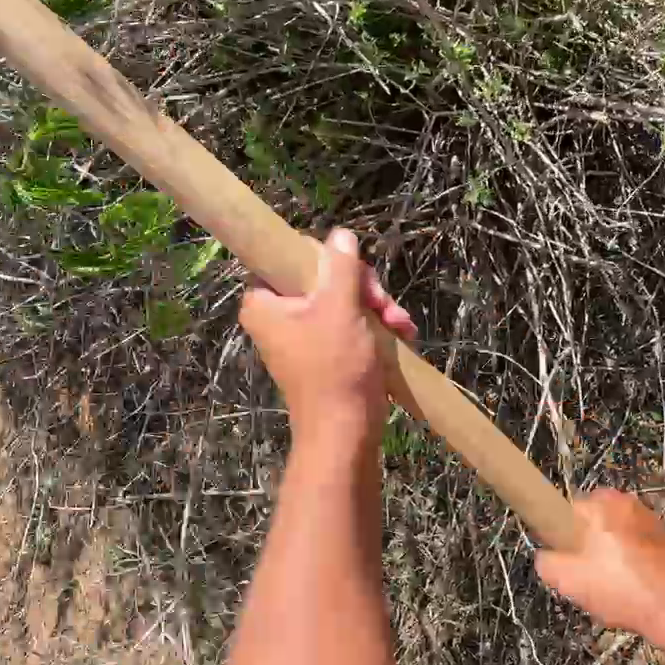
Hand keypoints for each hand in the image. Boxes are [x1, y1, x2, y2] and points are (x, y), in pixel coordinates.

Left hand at [239, 228, 416, 433]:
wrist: (346, 430)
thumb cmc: (334, 368)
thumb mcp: (340, 308)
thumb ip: (341, 266)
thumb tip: (341, 234)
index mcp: (264, 302)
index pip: (289, 257)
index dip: (325, 259)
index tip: (354, 274)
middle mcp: (279, 315)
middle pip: (324, 277)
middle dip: (363, 289)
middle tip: (382, 303)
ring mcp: (304, 333)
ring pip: (344, 298)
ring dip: (376, 307)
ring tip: (399, 323)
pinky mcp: (326, 349)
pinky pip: (351, 321)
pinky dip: (375, 324)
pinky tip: (401, 332)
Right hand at [536, 489, 664, 637]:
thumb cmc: (619, 588)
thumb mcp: (566, 579)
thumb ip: (546, 561)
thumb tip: (546, 555)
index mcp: (601, 502)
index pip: (566, 512)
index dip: (560, 538)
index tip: (565, 561)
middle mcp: (626, 501)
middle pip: (590, 524)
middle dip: (585, 548)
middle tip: (585, 578)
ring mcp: (648, 518)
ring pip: (613, 536)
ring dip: (608, 556)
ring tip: (611, 588)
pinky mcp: (664, 538)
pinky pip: (634, 546)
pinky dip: (629, 563)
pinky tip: (631, 588)